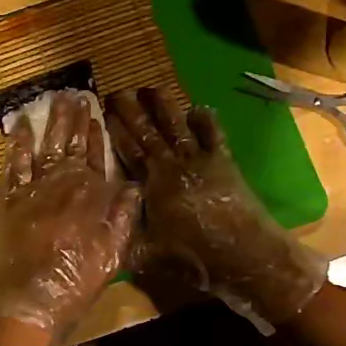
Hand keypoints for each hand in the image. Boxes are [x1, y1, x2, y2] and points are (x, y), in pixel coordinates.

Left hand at [0, 94, 138, 341]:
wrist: (31, 302)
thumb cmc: (76, 281)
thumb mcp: (111, 253)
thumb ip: (122, 217)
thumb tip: (132, 186)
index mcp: (89, 196)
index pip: (96, 158)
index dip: (97, 135)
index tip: (97, 113)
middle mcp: (62, 184)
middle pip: (70, 146)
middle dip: (74, 120)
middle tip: (75, 95)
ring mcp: (34, 189)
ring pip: (45, 148)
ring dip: (51, 124)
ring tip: (54, 101)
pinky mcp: (10, 200)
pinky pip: (14, 165)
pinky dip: (17, 144)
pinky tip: (20, 126)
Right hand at [107, 88, 326, 323]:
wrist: (244, 254)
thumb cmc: (194, 256)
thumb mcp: (148, 254)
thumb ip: (124, 236)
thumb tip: (102, 225)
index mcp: (153, 184)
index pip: (129, 151)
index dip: (116, 131)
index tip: (103, 112)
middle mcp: (175, 165)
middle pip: (150, 133)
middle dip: (133, 112)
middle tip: (119, 91)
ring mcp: (201, 161)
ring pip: (179, 127)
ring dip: (166, 107)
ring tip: (153, 88)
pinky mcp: (225, 163)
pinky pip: (214, 136)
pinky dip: (206, 121)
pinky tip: (199, 108)